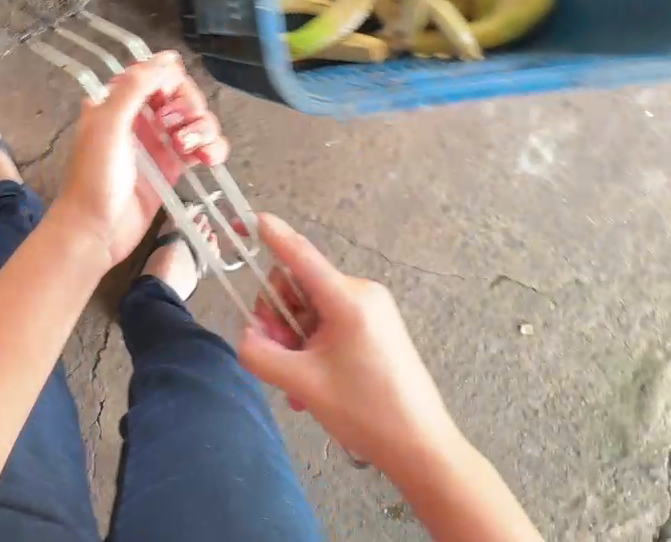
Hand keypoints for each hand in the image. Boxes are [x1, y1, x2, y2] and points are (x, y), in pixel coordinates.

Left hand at [51, 52, 228, 266]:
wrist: (97, 229)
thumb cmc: (96, 174)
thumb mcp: (109, 123)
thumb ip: (136, 87)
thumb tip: (168, 58)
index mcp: (118, 99)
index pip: (156, 73)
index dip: (170, 83)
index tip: (166, 103)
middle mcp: (140, 116)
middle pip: (182, 94)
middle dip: (189, 107)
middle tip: (176, 131)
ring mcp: (159, 141)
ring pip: (197, 118)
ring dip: (204, 129)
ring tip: (190, 150)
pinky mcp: (175, 166)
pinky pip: (203, 145)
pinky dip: (212, 147)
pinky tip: (208, 160)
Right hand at [237, 214, 463, 473]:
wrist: (425, 452)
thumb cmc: (369, 414)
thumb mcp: (302, 384)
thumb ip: (260, 353)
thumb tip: (245, 335)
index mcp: (348, 299)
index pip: (299, 255)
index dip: (270, 234)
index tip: (245, 218)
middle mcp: (360, 293)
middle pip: (295, 283)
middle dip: (278, 315)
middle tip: (280, 351)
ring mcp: (370, 309)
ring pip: (306, 304)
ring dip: (292, 334)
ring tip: (298, 375)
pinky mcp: (373, 325)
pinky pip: (324, 318)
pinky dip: (309, 342)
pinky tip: (311, 377)